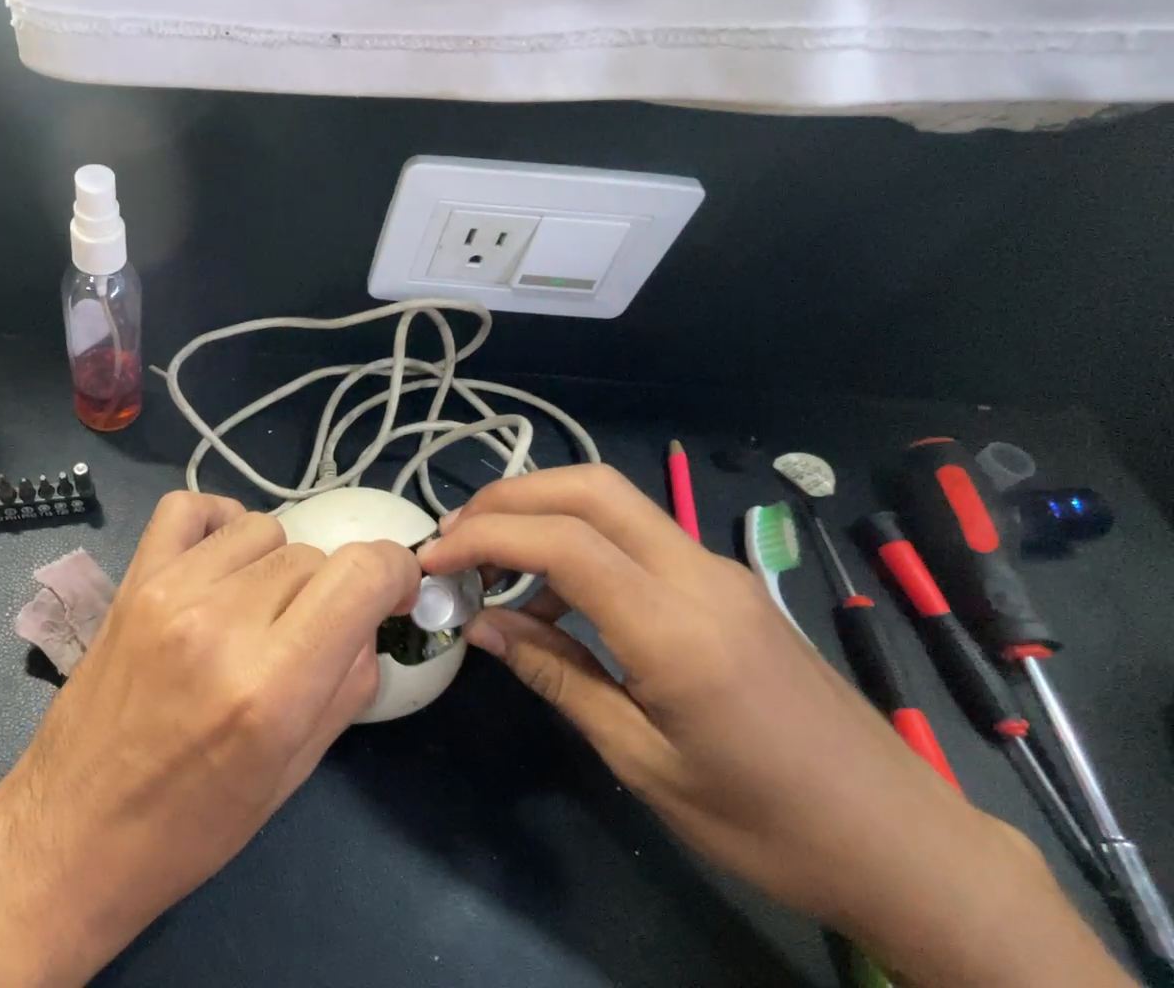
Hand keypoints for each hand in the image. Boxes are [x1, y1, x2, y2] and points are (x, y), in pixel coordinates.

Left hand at [0, 492, 419, 987]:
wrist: (74, 830)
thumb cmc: (193, 825)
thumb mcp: (295, 773)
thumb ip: (347, 685)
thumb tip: (366, 622)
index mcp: (275, 686)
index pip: (364, 572)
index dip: (395, 574)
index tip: (389, 596)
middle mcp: (223, 623)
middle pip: (315, 557)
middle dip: (329, 593)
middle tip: (306, 637)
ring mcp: (169, 593)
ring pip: (263, 529)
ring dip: (277, 566)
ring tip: (257, 611)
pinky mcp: (130, 582)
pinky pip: (189, 508)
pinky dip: (219, 524)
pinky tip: (220, 565)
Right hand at [420, 464, 1128, 987]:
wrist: (901, 843)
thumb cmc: (764, 822)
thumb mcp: (641, 760)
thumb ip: (557, 677)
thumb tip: (481, 626)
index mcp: (677, 628)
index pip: (563, 541)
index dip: (484, 537)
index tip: (430, 561)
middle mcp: (700, 576)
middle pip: (591, 488)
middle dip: (509, 497)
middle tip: (454, 540)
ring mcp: (720, 574)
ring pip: (615, 504)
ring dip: (542, 515)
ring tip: (488, 569)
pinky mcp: (727, 587)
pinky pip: (638, 540)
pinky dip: (578, 545)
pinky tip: (552, 600)